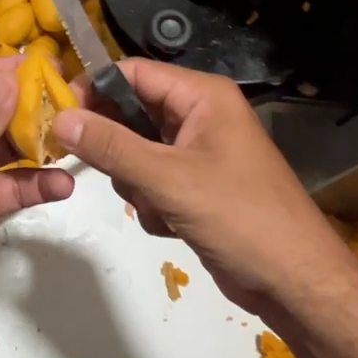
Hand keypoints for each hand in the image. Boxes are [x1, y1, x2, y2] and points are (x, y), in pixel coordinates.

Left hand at [0, 55, 75, 319]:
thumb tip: (11, 81)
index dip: (13, 71)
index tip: (54, 68)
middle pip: (2, 110)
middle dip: (37, 107)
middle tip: (79, 105)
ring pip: (14, 146)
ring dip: (43, 144)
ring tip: (79, 142)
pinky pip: (15, 186)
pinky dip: (39, 184)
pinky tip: (62, 185)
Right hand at [54, 57, 347, 317]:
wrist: (297, 284)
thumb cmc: (240, 217)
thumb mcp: (168, 180)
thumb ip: (111, 147)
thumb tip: (60, 118)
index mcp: (202, 95)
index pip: (133, 73)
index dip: (95, 89)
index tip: (60, 115)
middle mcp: (200, 115)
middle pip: (132, 113)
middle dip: (118, 147)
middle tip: (107, 170)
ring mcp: (200, 152)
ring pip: (138, 151)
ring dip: (136, 182)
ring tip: (157, 205)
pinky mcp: (197, 186)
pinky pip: (153, 179)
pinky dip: (152, 202)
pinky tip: (170, 224)